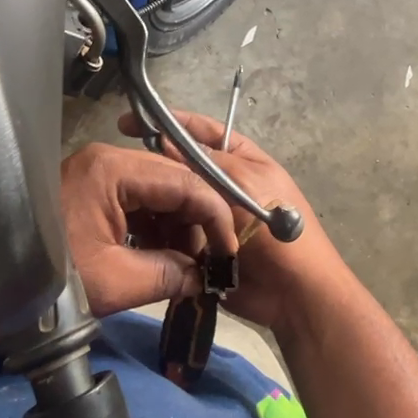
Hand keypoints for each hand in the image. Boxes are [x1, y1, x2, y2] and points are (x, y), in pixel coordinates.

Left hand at [60, 143, 238, 316]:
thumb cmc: (53, 278)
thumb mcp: (116, 281)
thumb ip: (168, 274)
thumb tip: (202, 278)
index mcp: (112, 170)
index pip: (183, 182)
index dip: (213, 215)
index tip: (229, 248)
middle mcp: (108, 159)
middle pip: (171, 181)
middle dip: (195, 221)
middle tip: (209, 259)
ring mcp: (97, 172)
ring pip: (156, 191)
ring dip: (176, 225)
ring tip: (185, 264)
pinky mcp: (90, 189)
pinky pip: (136, 200)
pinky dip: (154, 226)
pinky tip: (162, 254)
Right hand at [117, 110, 351, 332]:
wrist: (292, 294)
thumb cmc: (273, 230)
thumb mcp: (241, 182)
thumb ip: (203, 161)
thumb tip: (163, 140)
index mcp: (241, 158)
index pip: (200, 131)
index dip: (168, 124)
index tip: (128, 124)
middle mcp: (225, 183)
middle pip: (182, 170)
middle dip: (158, 172)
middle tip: (124, 176)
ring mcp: (213, 218)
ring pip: (175, 205)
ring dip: (158, 210)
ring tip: (129, 212)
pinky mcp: (203, 249)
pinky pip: (176, 237)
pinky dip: (162, 239)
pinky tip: (139, 239)